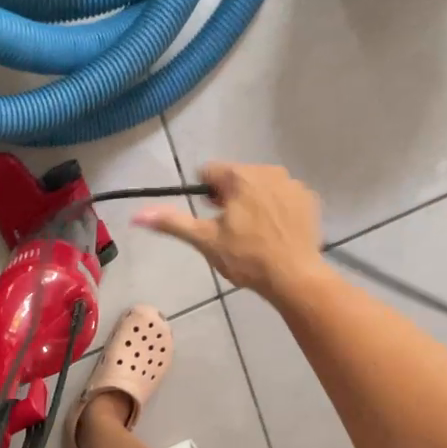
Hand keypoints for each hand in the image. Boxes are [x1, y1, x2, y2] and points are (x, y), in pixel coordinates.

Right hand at [133, 162, 325, 299]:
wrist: (294, 277)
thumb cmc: (246, 258)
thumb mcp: (205, 241)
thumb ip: (173, 223)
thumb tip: (138, 215)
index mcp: (239, 176)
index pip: (209, 173)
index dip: (205, 196)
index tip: (211, 219)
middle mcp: (268, 170)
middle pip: (236, 178)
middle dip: (230, 200)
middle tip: (231, 232)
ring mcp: (292, 184)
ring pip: (261, 187)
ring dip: (253, 203)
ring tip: (254, 236)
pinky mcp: (309, 199)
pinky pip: (284, 197)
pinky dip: (277, 211)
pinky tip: (276, 235)